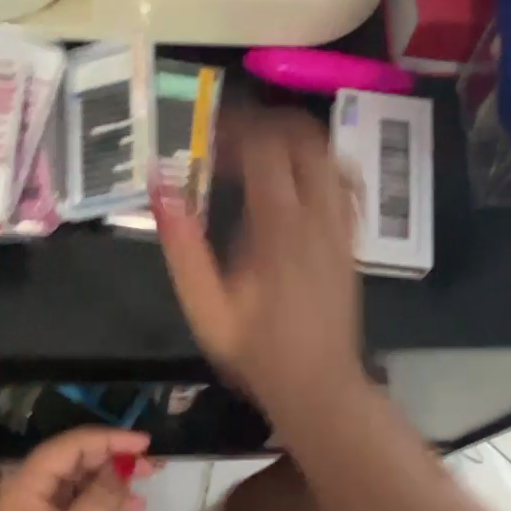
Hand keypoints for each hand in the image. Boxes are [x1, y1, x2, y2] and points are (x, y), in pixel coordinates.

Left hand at [0, 428, 152, 510]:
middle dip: (113, 458)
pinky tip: (126, 508)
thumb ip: (99, 500)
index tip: (146, 442)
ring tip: (146, 483)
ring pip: (75, 478)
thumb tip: (122, 468)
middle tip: (152, 465)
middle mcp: (25, 486)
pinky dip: (98, 500)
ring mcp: (30, 505)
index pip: (71, 444)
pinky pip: (71, 499)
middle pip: (73, 458)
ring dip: (110, 479)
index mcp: (25, 483)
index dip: (110, 438)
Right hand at [154, 109, 365, 415]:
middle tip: (233, 138)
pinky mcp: (351, 242)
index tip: (206, 140)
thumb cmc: (256, 353)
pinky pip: (346, 185)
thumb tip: (159, 188)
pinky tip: (299, 182)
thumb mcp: (207, 309)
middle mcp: (318, 218)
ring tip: (262, 153)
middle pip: (305, 138)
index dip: (234, 131)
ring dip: (297, 141)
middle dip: (268, 124)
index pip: (263, 148)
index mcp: (279, 229)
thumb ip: (183, 248)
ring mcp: (341, 229)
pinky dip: (323, 168)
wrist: (318, 386)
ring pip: (330, 155)